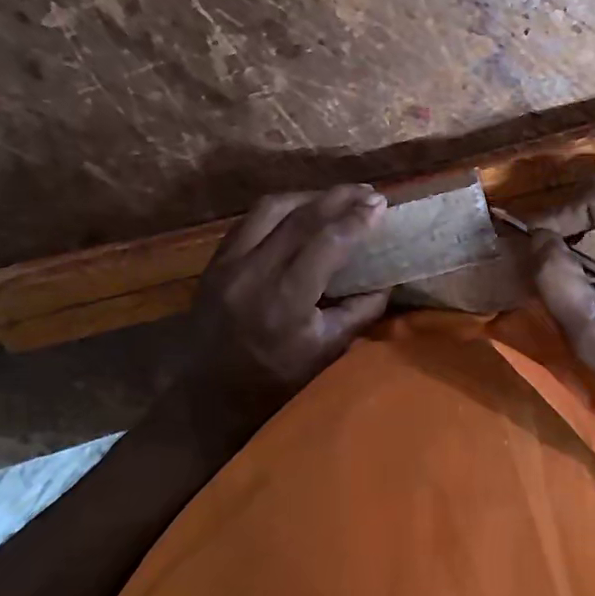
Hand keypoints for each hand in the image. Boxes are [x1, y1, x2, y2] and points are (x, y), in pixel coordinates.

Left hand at [187, 185, 392, 424]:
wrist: (207, 403)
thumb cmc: (276, 384)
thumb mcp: (329, 351)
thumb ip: (362, 310)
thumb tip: (387, 277)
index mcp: (283, 302)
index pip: (326, 242)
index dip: (357, 218)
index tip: (382, 204)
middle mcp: (251, 274)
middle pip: (301, 217)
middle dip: (339, 198)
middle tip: (369, 192)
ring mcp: (226, 265)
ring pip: (271, 208)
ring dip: (309, 197)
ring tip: (337, 198)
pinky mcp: (213, 263)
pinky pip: (250, 220)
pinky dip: (281, 210)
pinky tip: (301, 212)